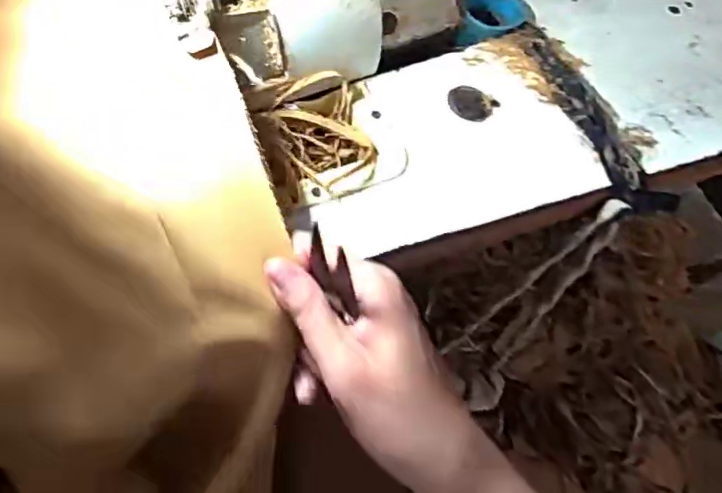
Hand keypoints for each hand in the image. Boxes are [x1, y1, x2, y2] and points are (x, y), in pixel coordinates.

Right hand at [265, 248, 531, 492]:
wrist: (448, 468)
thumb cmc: (397, 415)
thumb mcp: (340, 363)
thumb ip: (306, 309)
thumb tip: (273, 262)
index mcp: (374, 283)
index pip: (317, 252)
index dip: (291, 275)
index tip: (276, 308)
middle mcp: (377, 289)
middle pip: (319, 285)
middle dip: (301, 325)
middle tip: (297, 361)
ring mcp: (379, 314)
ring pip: (324, 313)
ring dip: (310, 349)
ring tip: (308, 386)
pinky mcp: (377, 337)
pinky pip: (338, 332)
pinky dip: (325, 358)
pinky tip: (318, 390)